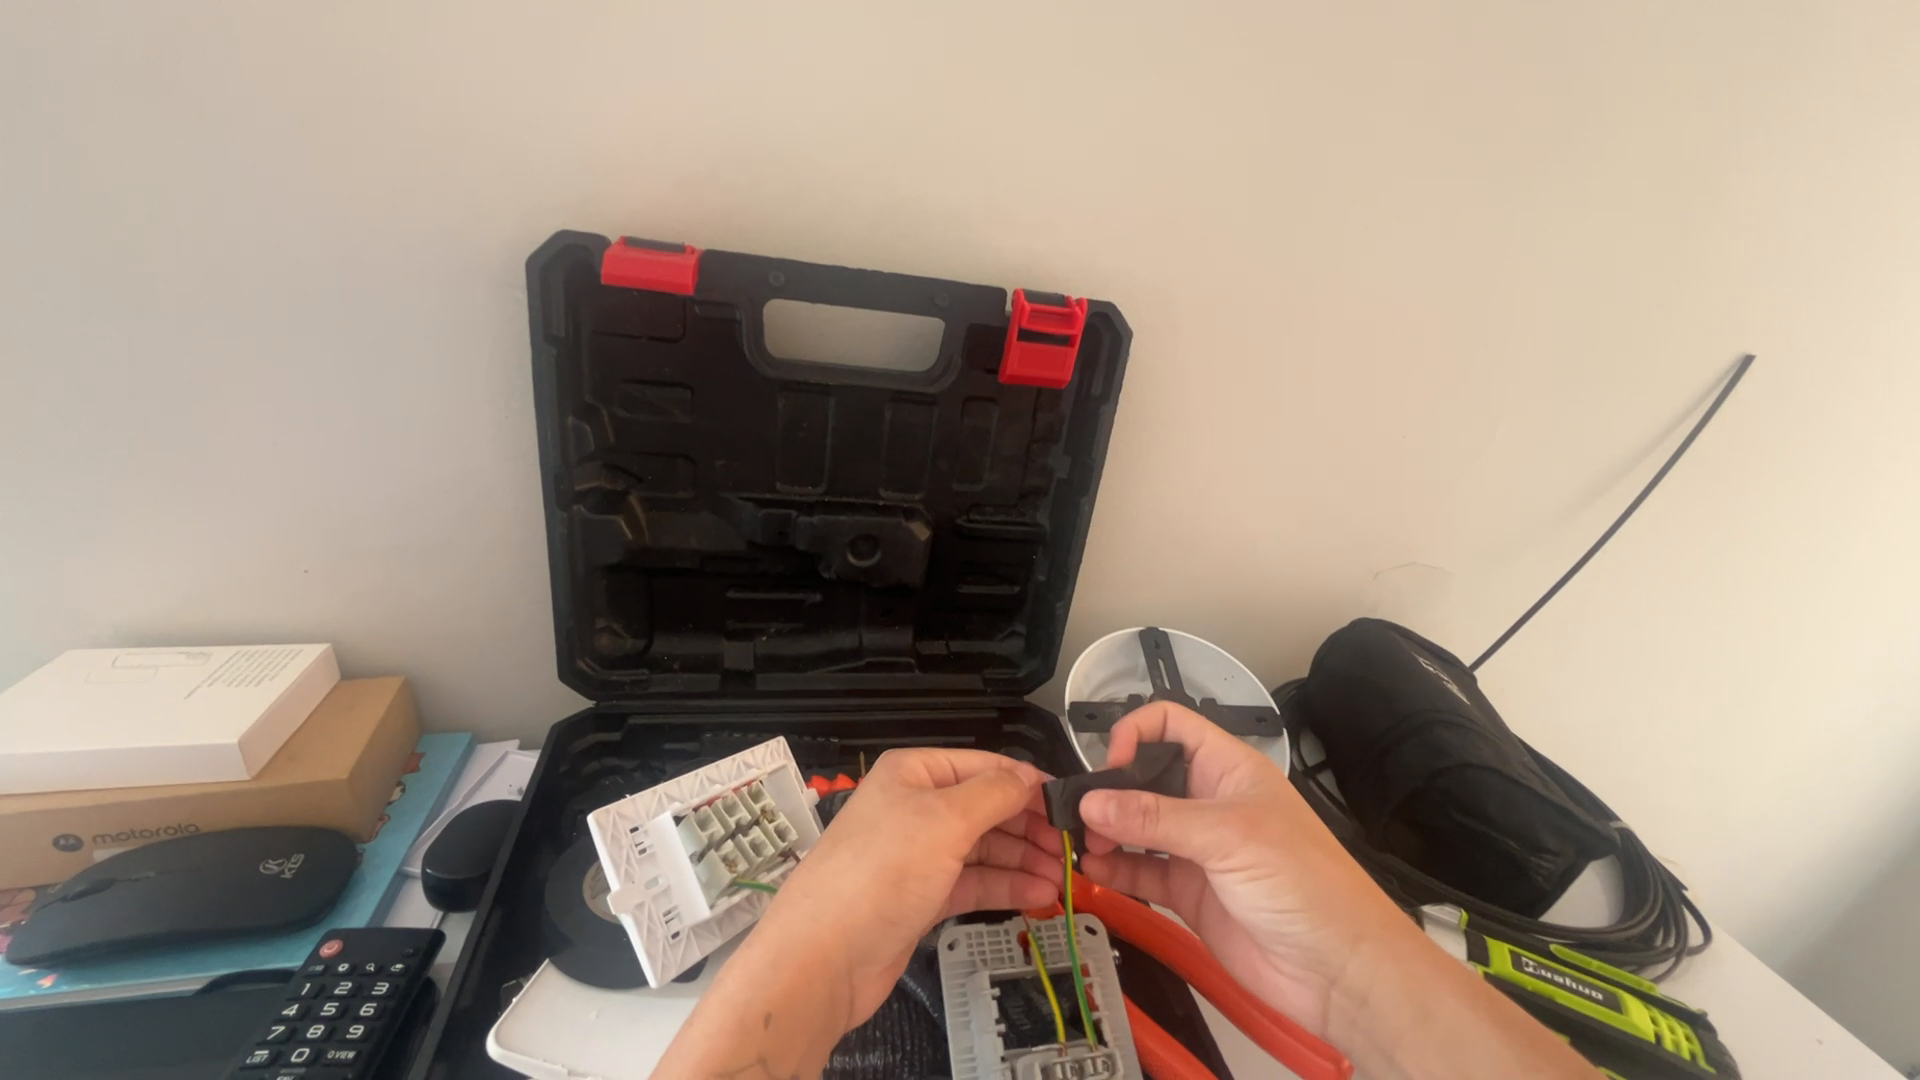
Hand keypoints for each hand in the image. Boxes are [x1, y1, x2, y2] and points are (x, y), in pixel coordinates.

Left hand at [753, 748, 1060, 1024]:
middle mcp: (915, 808)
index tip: (1064, 800)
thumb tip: (1028, 775)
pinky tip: (1038, 893)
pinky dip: (1005, 886)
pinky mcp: (921, 896)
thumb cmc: (879, 873)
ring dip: (1023, 859)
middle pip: (986, 808)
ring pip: (983, 848)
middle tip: (1068, 845)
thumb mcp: (944, 819)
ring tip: (1062, 876)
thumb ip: (994, 793)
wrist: (825, 956)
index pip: (982, 766)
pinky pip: (972, 882)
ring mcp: (918, 854)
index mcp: (913, 773)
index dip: (1024, 781)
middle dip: (1028, 825)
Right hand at [1076, 701, 1422, 1036]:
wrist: (1340, 972)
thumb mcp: (1227, 835)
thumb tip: (1091, 801)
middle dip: (1111, 788)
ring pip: (1138, 825)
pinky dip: (1116, 867)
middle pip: (1145, 776)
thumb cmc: (1303, 882)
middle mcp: (1207, 800)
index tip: (1112, 765)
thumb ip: (1156, 817)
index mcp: (1226, 768)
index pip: (1170, 725)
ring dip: (1107, 829)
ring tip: (1084, 842)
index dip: (1136, 733)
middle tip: (1084, 811)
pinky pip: (1142, 869)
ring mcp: (1196, 847)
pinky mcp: (1188, 890)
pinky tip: (1095, 868)